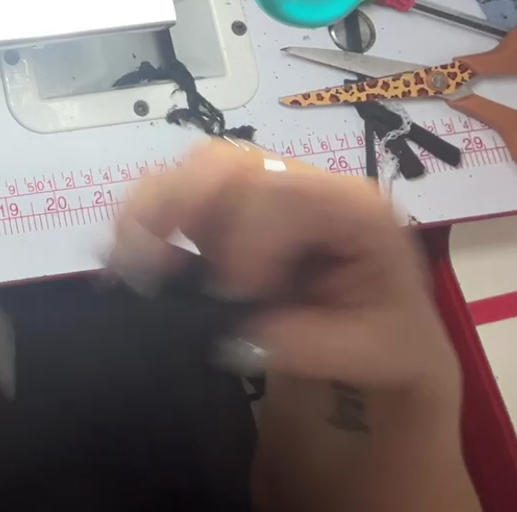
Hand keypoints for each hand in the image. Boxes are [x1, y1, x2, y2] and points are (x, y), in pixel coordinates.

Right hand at [110, 139, 457, 396]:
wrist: (372, 339)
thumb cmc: (386, 340)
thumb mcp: (377, 354)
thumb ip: (312, 343)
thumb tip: (237, 333)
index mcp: (352, 205)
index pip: (286, 188)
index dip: (250, 232)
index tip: (235, 291)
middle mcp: (298, 179)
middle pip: (226, 162)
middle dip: (185, 208)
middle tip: (163, 270)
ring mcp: (252, 187)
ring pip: (187, 169)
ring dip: (151, 210)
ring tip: (132, 262)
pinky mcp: (217, 203)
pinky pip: (166, 189)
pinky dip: (140, 219)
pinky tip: (129, 256)